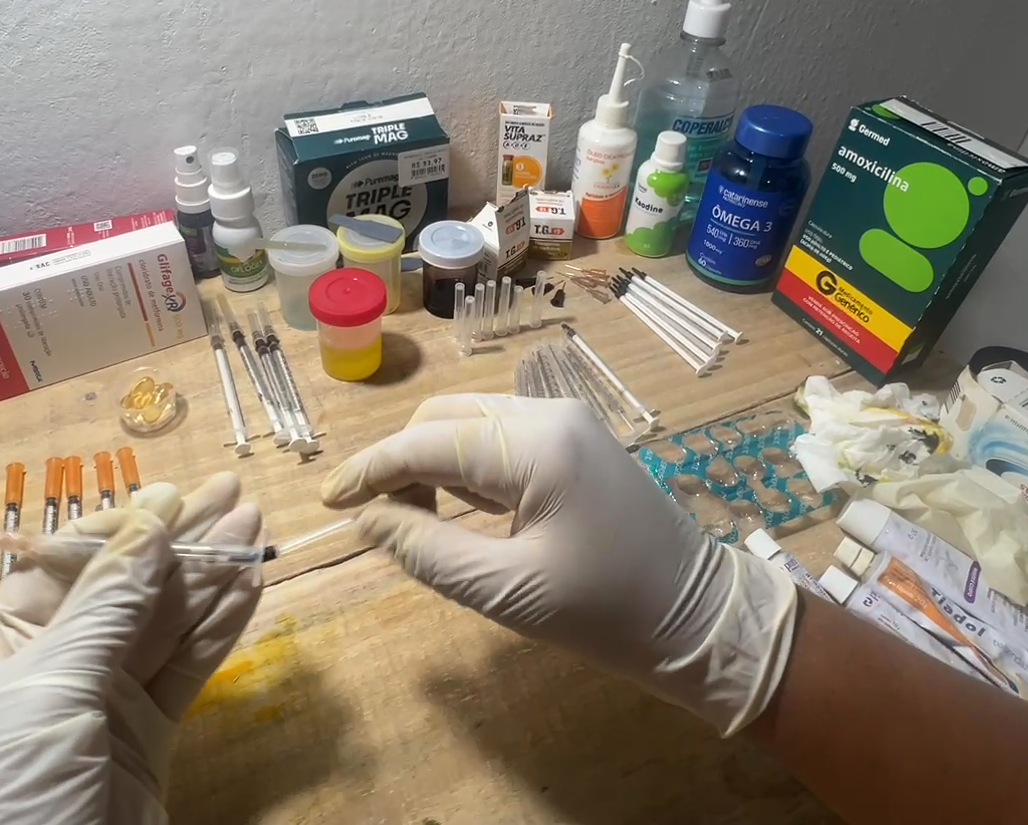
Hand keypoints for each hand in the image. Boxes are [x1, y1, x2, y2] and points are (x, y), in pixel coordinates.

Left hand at [0, 473, 262, 824]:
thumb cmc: (4, 801)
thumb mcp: (48, 692)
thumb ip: (106, 607)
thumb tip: (151, 523)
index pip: (65, 567)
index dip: (120, 528)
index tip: (172, 495)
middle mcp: (57, 665)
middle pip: (127, 586)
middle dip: (179, 539)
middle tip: (231, 491)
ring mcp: (107, 700)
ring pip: (167, 622)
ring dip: (211, 573)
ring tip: (252, 525)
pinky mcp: (152, 733)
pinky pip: (192, 666)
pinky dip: (222, 626)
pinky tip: (251, 586)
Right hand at [321, 394, 798, 734]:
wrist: (699, 615)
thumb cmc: (607, 613)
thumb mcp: (507, 591)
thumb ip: (427, 549)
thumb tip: (368, 517)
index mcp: (537, 445)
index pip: (428, 442)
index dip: (370, 469)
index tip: (328, 500)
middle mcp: (548, 411)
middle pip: (444, 416)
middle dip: (401, 459)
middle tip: (382, 519)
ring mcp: (565, 418)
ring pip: (470, 420)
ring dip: (433, 460)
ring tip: (422, 517)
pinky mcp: (574, 434)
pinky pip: (500, 433)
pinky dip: (468, 462)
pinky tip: (467, 506)